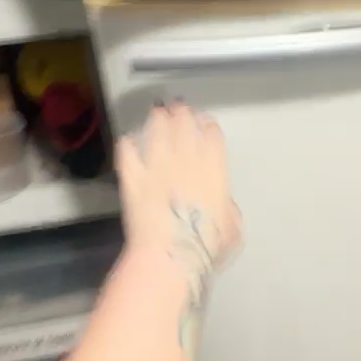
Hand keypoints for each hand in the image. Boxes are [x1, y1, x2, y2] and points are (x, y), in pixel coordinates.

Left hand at [116, 104, 241, 283]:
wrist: (170, 253)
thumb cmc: (206, 244)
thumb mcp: (233, 228)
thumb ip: (228, 209)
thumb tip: (223, 205)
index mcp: (214, 169)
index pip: (212, 135)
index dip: (208, 124)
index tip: (205, 122)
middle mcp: (186, 159)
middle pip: (184, 123)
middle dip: (182, 113)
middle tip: (178, 107)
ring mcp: (156, 165)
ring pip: (156, 130)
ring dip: (158, 119)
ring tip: (157, 112)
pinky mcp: (133, 177)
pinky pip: (127, 152)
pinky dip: (128, 144)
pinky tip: (128, 140)